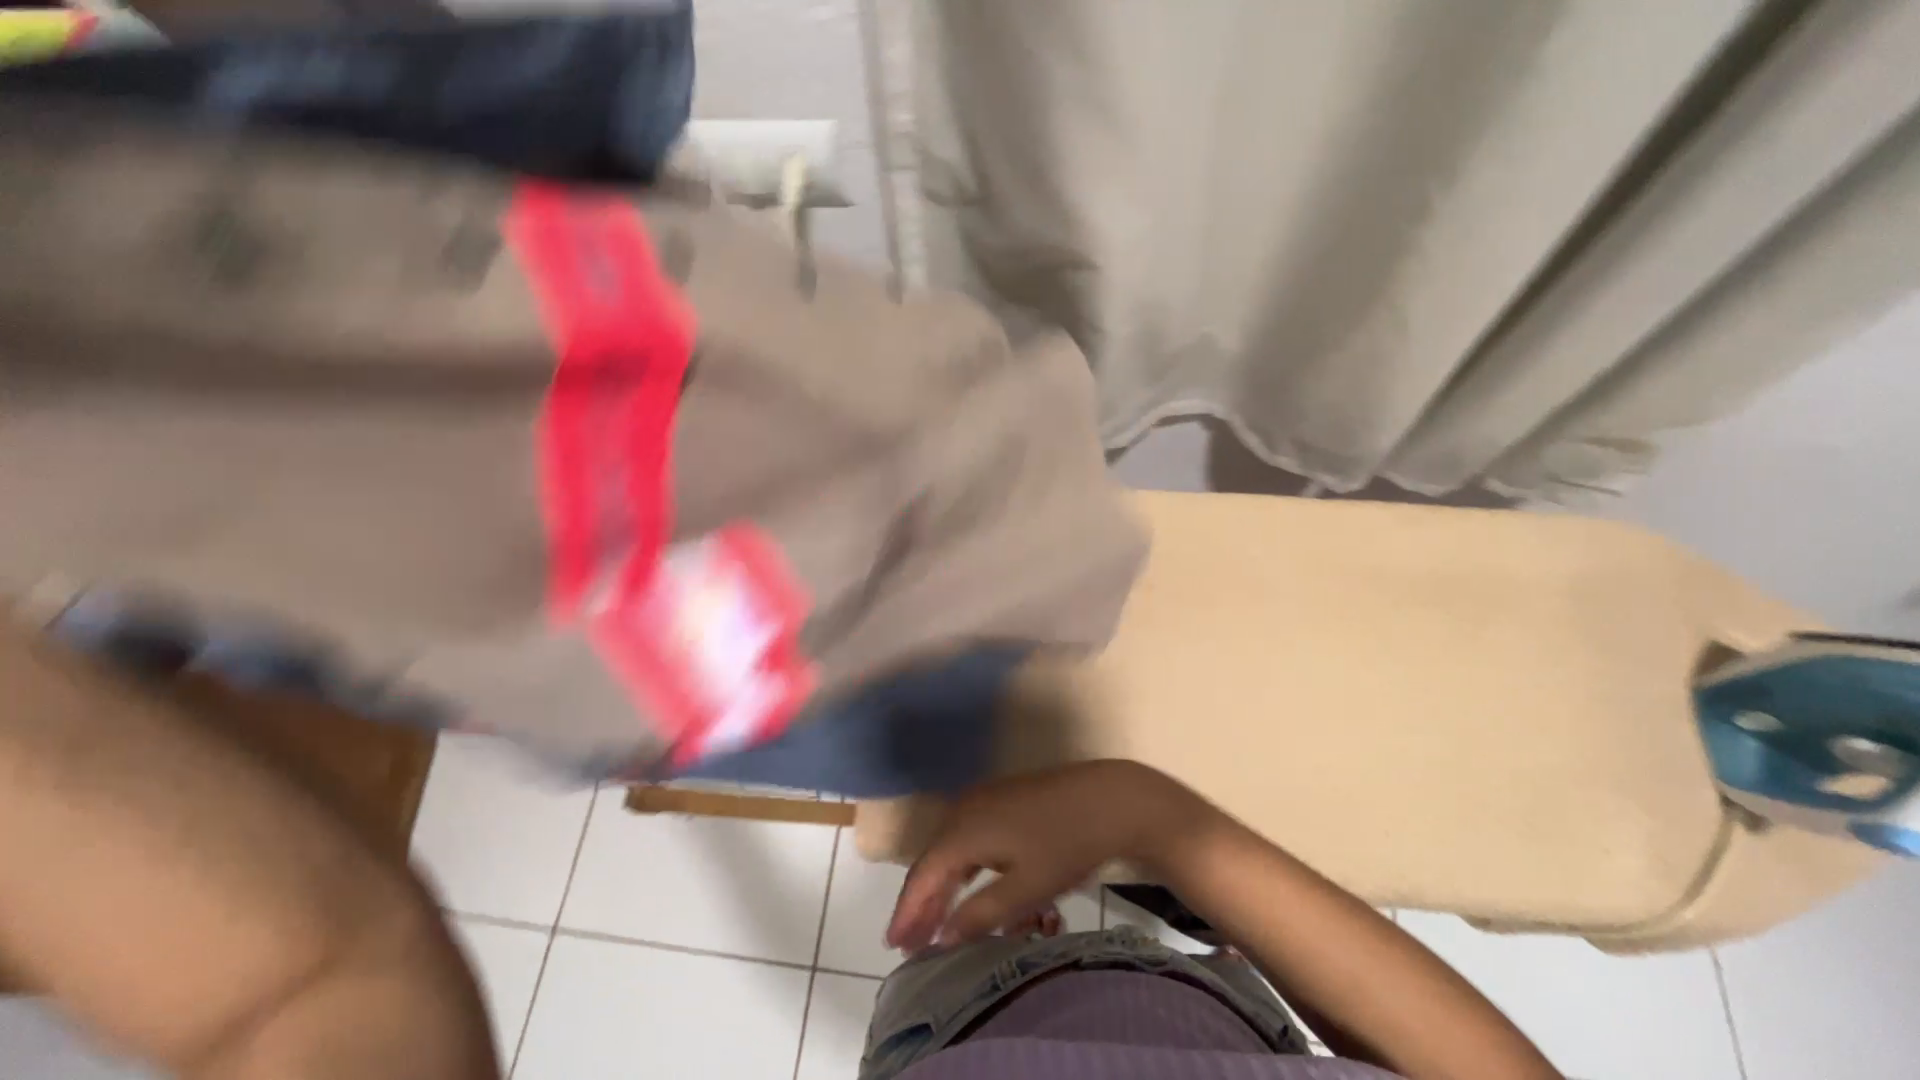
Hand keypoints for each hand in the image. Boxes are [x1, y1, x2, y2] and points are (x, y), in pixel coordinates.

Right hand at [885, 760, 1211, 952]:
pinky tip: (971, 889)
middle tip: (913, 943)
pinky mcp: (1005, 800)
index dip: (907, 912)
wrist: (1113, 799)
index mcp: (962, 830)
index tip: (894, 945)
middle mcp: (965, 809)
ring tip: (939, 924)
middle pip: (934, 861)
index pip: (922, 876)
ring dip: (946, 887)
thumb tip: (942, 937)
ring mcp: (985, 800)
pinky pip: (972, 838)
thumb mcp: (1026, 890)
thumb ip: (980, 914)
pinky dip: (966, 868)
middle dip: (923, 904)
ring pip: (954, 850)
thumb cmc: (1067, 845)